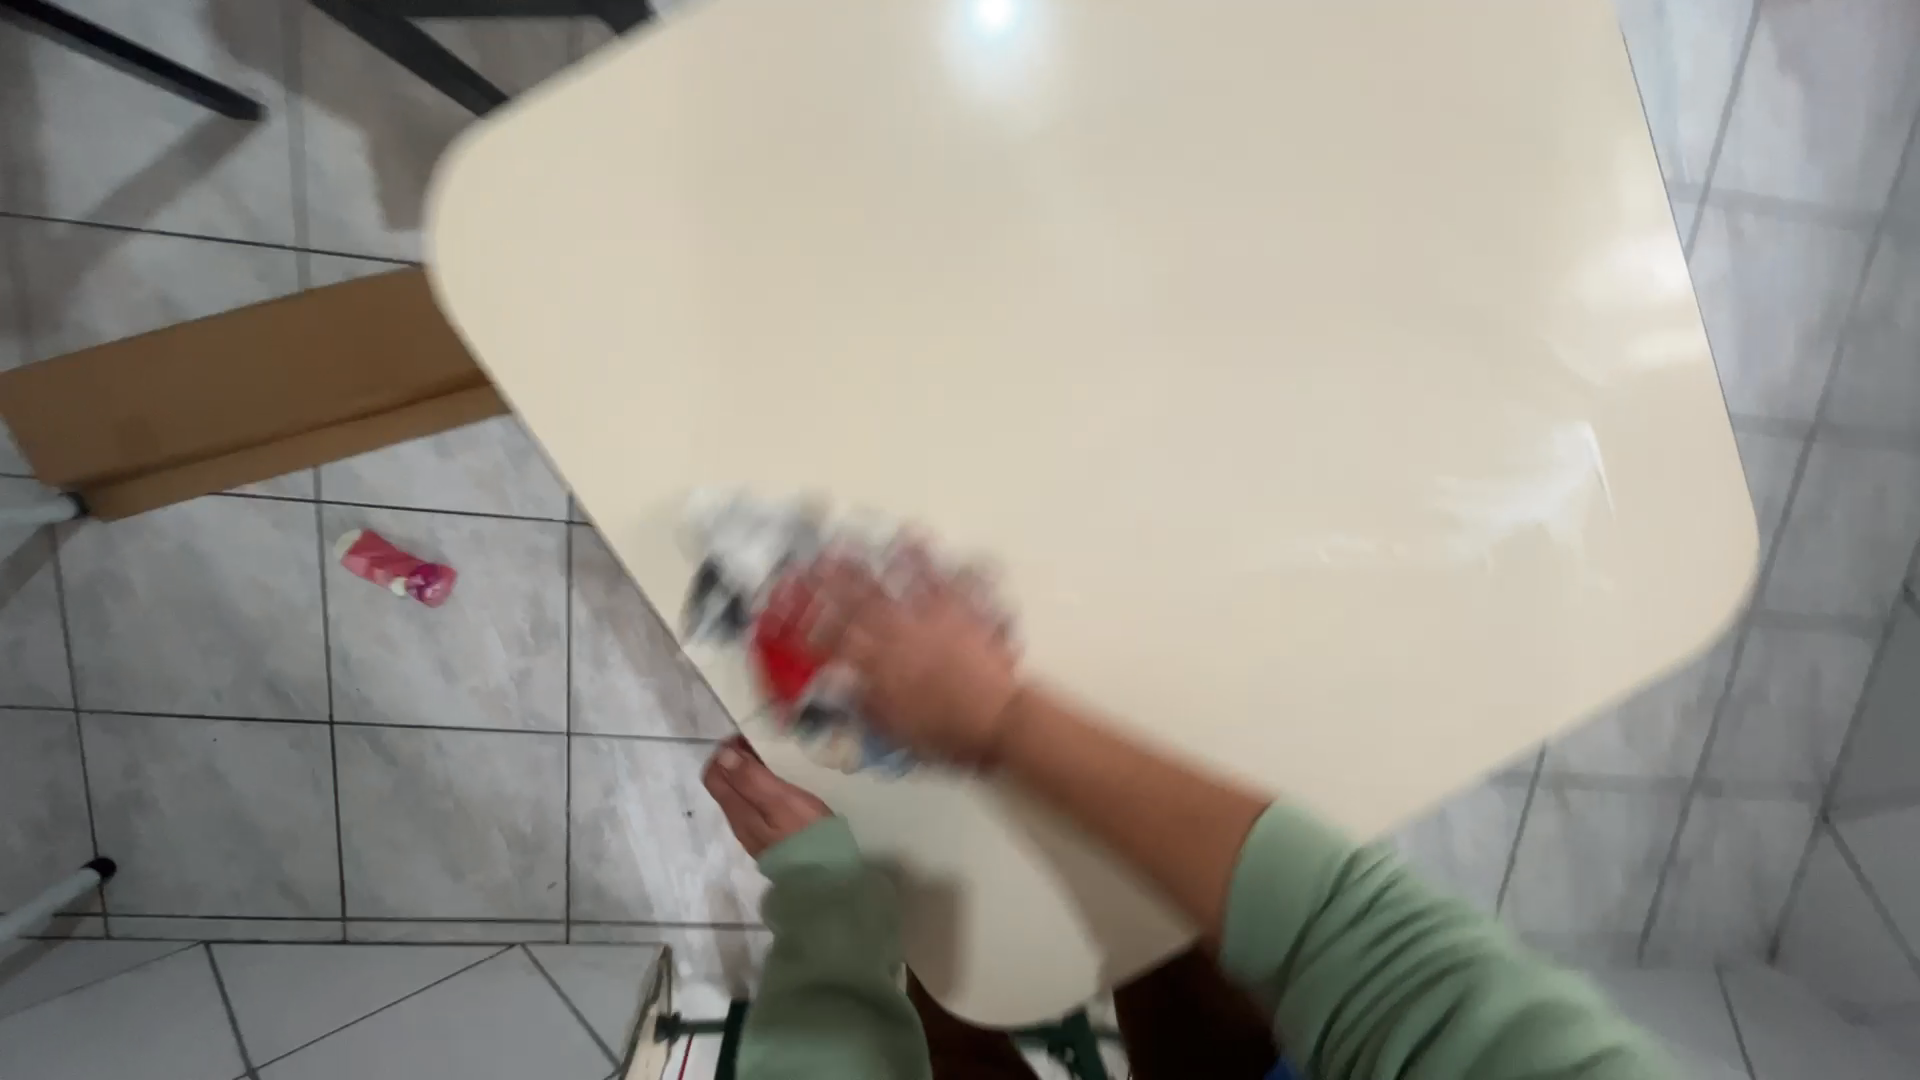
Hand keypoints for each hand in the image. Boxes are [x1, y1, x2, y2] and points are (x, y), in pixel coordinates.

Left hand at [703, 737, 831, 857]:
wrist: (823, 875)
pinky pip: (755, 803)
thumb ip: (750, 779)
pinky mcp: (770, 834)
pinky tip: (784, 782)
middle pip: (725, 783)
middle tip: (764, 744)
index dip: (725, 753)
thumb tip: (722, 754)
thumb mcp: (779, 800)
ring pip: (740, 793)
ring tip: (776, 758)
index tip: (748, 738)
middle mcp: (739, 819)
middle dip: (737, 759)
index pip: (713, 774)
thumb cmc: (804, 832)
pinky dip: (762, 786)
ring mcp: (753, 829)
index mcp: (738, 809)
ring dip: (750, 772)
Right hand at [783, 539, 1024, 766]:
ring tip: (872, 537)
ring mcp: (933, 617)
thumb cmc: (945, 732)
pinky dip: (941, 563)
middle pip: (861, 598)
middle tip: (820, 556)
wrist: (997, 719)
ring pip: (903, 580)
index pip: (834, 636)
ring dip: (883, 558)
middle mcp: (901, 633)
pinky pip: (951, 581)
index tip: (795, 607)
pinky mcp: (964, 612)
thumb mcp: (894, 727)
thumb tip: (846, 687)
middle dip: (836, 576)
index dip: (810, 620)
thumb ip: (867, 703)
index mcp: (879, 664)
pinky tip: (935, 546)